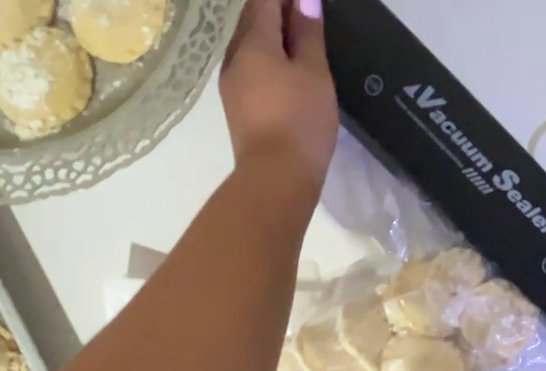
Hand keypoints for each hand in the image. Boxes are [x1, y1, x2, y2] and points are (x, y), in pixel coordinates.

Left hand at [219, 0, 338, 181]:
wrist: (276, 179)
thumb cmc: (300, 120)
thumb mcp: (314, 73)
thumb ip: (309, 34)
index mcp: (253, 41)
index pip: (265, 0)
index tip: (305, 3)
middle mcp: (235, 57)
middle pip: (252, 21)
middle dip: (275, 12)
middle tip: (302, 16)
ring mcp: (231, 86)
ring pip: (249, 48)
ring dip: (270, 39)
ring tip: (297, 45)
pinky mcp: (237, 112)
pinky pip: (250, 73)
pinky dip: (266, 64)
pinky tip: (283, 75)